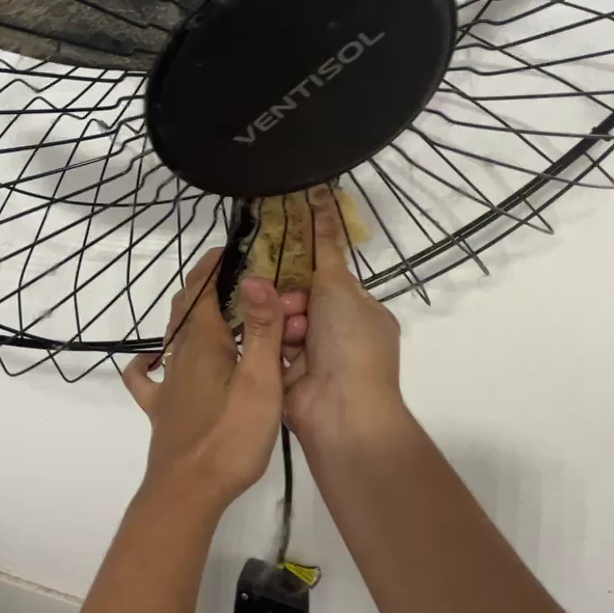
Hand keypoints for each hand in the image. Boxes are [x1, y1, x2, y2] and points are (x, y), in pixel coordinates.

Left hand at [121, 248, 285, 515]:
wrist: (189, 489)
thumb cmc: (230, 436)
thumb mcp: (260, 382)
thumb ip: (262, 330)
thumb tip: (255, 277)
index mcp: (203, 342)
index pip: (203, 288)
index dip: (216, 264)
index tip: (234, 247)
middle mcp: (179, 354)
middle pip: (188, 307)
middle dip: (208, 285)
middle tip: (235, 276)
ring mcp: (166, 381)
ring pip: (173, 336)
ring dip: (193, 317)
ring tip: (217, 313)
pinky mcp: (160, 408)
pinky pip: (148, 376)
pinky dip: (149, 361)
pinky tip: (153, 362)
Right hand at [282, 193, 403, 444]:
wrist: (341, 410)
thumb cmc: (350, 344)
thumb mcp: (339, 288)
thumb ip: (324, 248)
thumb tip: (324, 202)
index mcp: (360, 312)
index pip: (327, 278)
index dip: (305, 267)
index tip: (280, 253)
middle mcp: (338, 333)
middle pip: (299, 298)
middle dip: (288, 297)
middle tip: (286, 303)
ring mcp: (313, 356)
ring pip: (281, 319)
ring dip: (277, 318)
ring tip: (279, 325)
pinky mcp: (286, 372)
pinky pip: (268, 343)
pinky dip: (263, 337)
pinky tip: (253, 330)